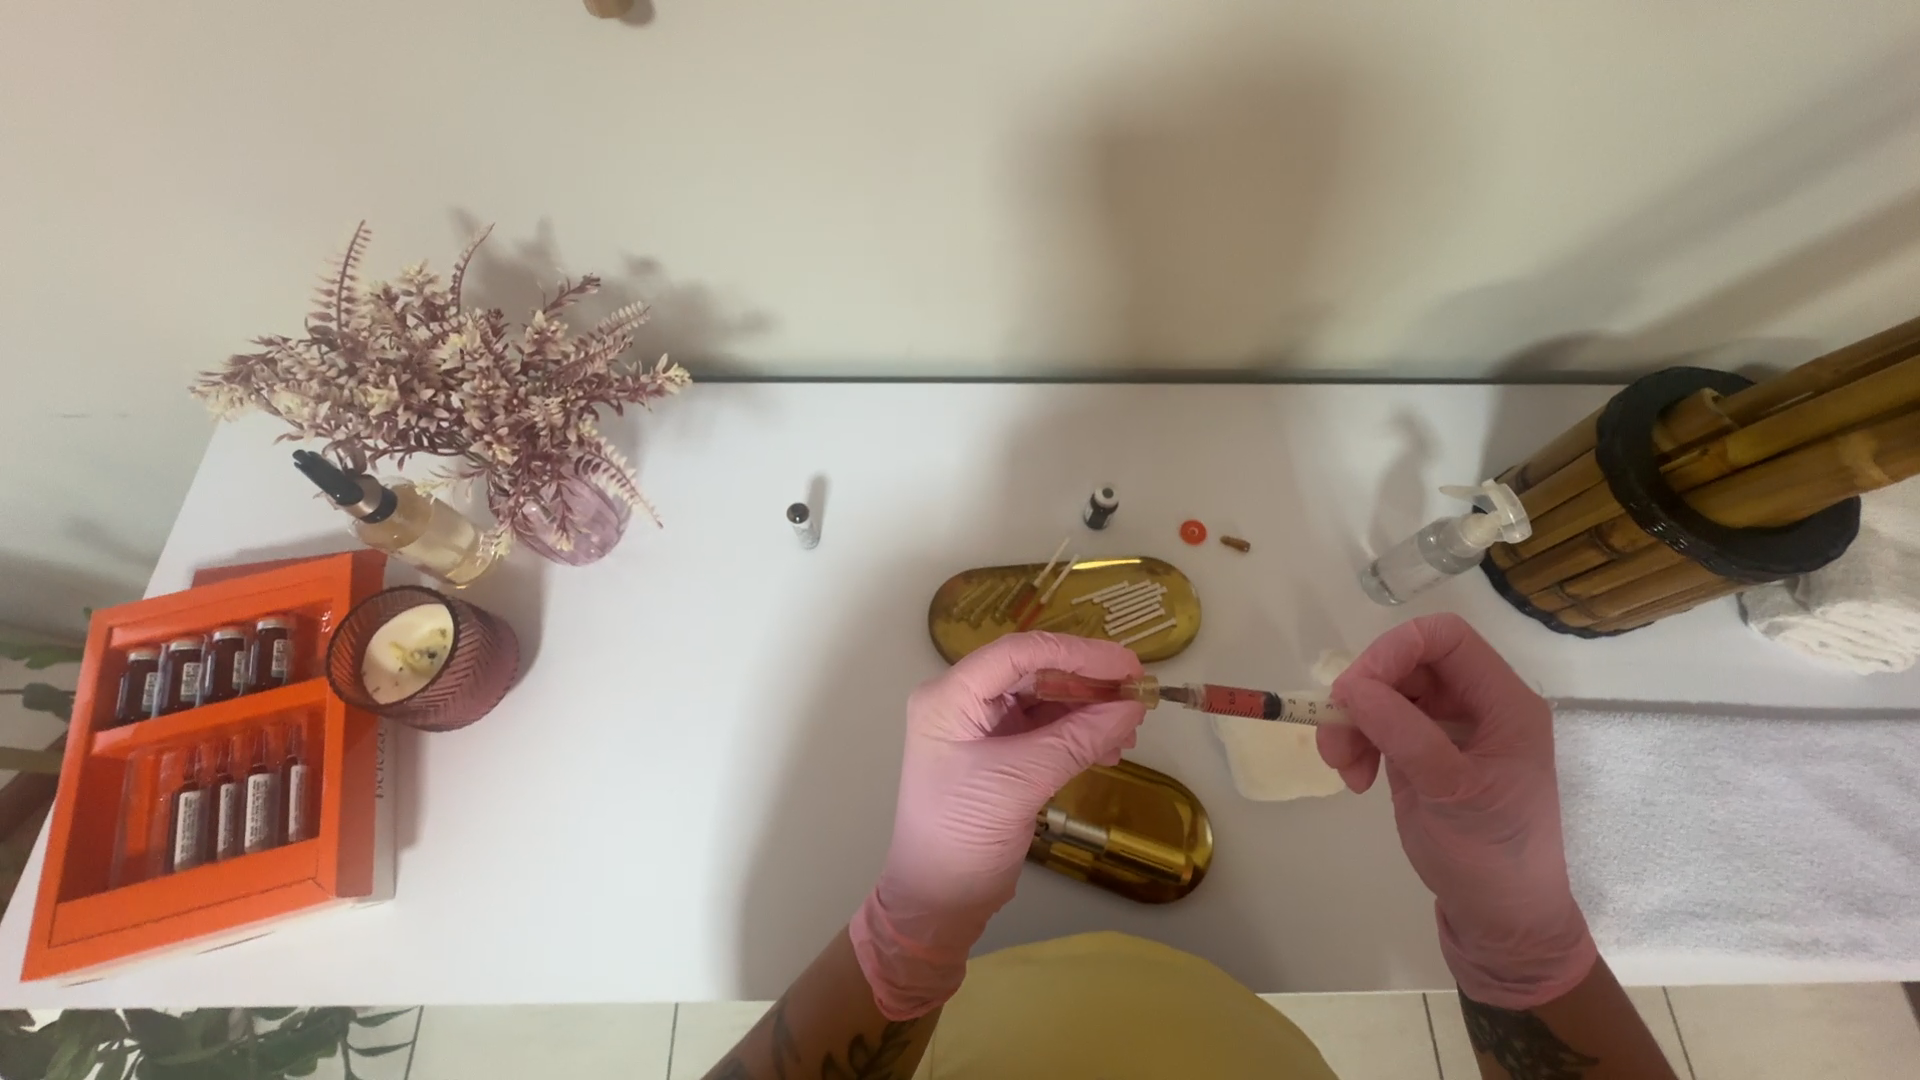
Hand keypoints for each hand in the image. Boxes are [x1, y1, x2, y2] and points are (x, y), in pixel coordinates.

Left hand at [850, 632, 1146, 1018]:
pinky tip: (1111, 746)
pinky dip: (1080, 732)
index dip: (1076, 652)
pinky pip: (1046, 726)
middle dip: (1087, 680)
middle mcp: (964, 700)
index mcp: (950, 696)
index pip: (1018, 653)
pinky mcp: (1001, 751)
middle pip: (1034, 671)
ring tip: (1130, 728)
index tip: (1127, 665)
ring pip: (1045, 698)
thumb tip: (1133, 705)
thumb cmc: (963, 835)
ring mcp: (982, 725)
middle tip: (1138, 692)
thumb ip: (1077, 739)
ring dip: (1089, 708)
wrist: (938, 900)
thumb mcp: (1020, 783)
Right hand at [1318, 614, 1596, 1008]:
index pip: (1445, 639)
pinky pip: (1372, 723)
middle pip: (1404, 663)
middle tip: (1336, 732)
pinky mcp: (1415, 751)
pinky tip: (1353, 778)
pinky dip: (1353, 742)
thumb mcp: (1452, 791)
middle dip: (1363, 694)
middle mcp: (1473, 706)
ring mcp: (1442, 728)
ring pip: (1380, 693)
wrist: (1497, 918)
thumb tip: (1349, 686)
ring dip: (1350, 722)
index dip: (1395, 648)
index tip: (1355, 687)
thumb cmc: (1492, 854)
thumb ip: (1403, 732)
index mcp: (1502, 703)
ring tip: (1342, 767)